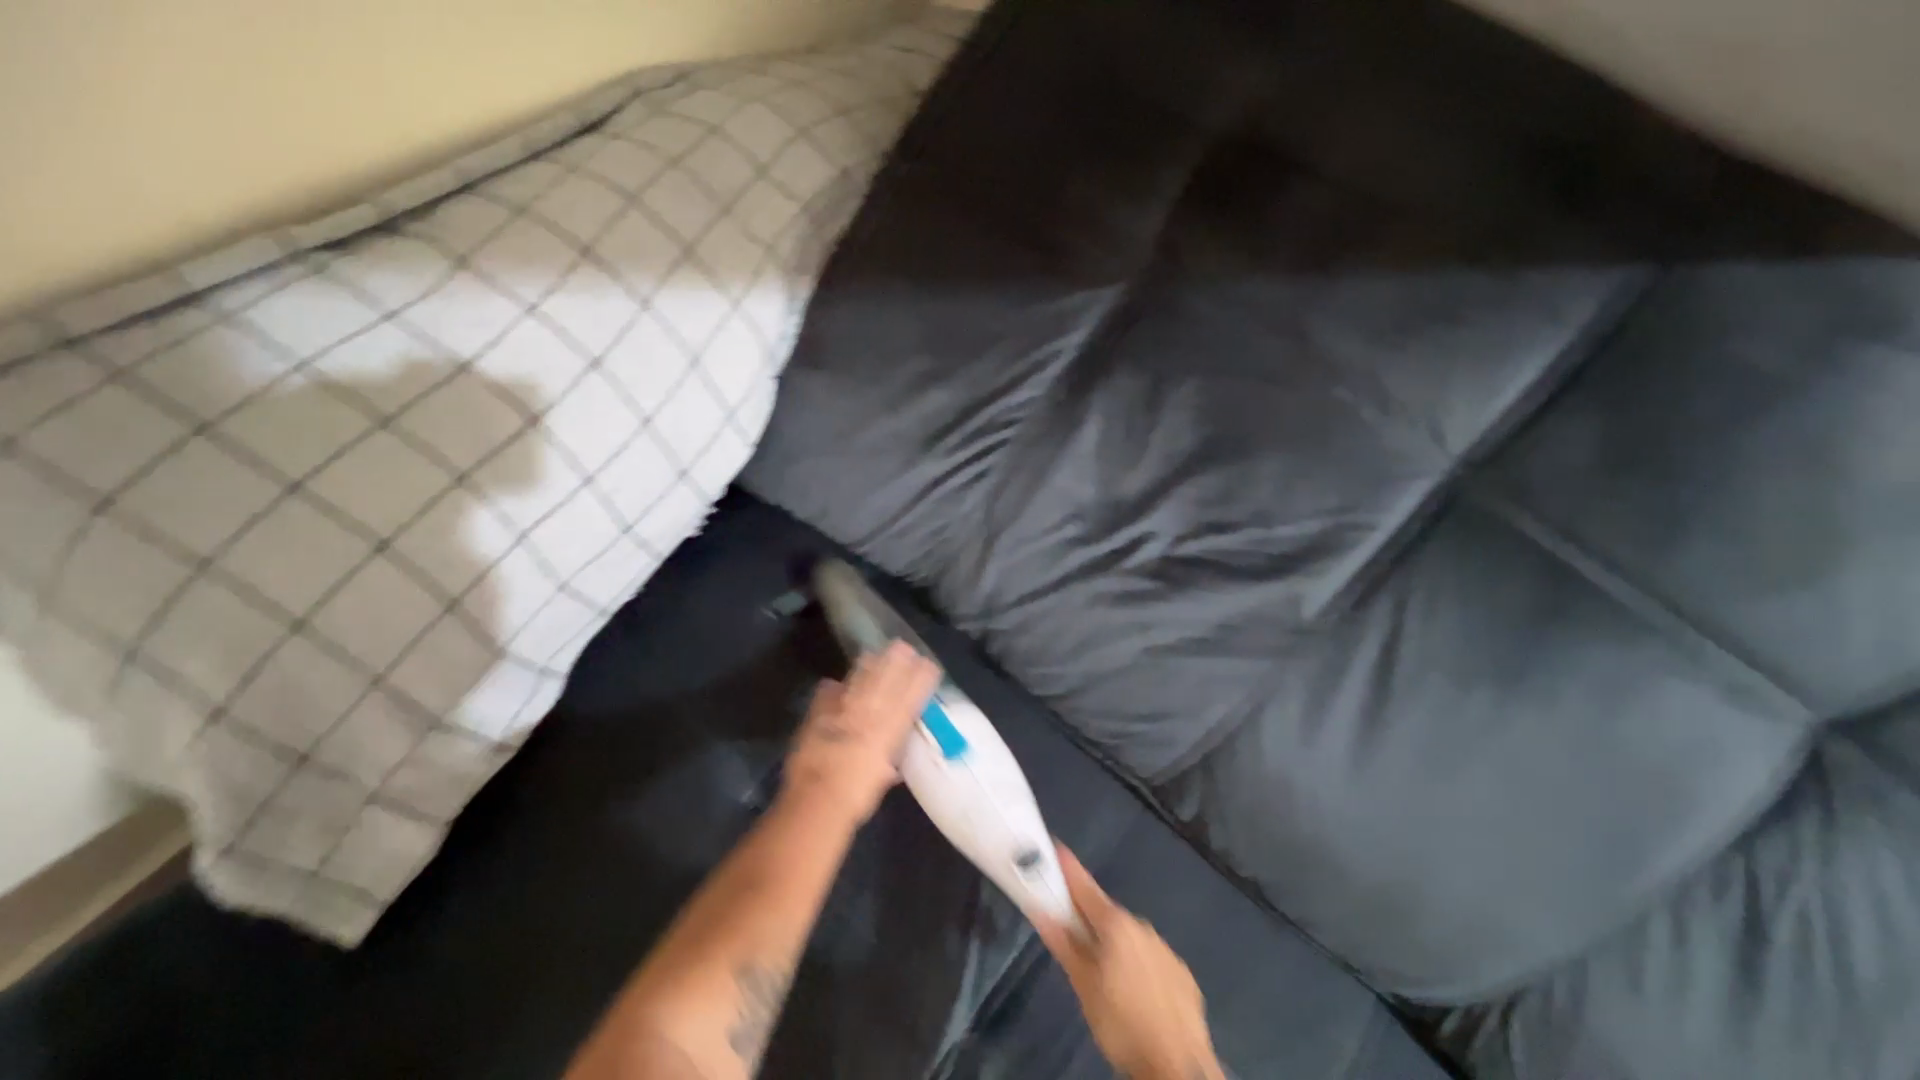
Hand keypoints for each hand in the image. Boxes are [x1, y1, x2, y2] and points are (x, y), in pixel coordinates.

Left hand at [781, 641, 939, 827]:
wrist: (817, 796)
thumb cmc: (857, 795)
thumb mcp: (881, 776)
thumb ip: (887, 760)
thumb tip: (890, 762)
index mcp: (888, 729)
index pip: (909, 698)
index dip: (919, 679)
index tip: (928, 664)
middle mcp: (867, 714)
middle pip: (884, 681)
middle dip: (895, 663)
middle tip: (903, 646)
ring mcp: (841, 711)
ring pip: (858, 682)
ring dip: (868, 667)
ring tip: (875, 654)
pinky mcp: (817, 715)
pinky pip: (827, 695)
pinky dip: (833, 689)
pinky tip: (834, 682)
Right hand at [1033, 845, 1224, 1079]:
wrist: (1178, 1065)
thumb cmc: (1121, 1024)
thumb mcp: (1083, 987)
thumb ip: (1064, 945)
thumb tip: (1042, 912)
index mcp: (1116, 926)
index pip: (1085, 889)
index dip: (1068, 871)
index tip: (1055, 852)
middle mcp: (1143, 928)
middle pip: (1108, 916)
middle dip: (1089, 923)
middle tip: (1072, 943)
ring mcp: (1166, 950)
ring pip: (1131, 940)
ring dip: (1115, 948)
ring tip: (1105, 982)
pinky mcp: (1182, 974)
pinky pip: (1151, 961)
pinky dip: (1138, 968)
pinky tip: (1134, 996)